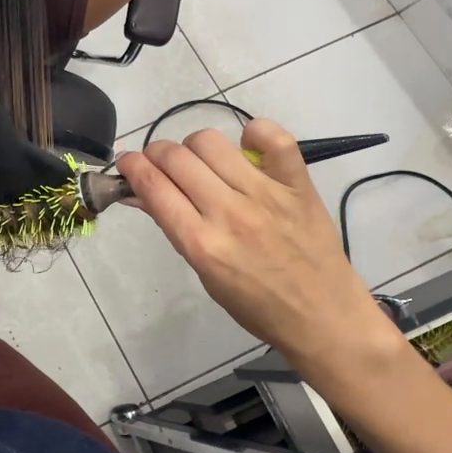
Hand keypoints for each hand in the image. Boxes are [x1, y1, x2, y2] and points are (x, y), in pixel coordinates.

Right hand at [115, 119, 402, 374]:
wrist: (325, 319)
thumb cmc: (256, 305)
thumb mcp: (203, 272)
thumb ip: (173, 227)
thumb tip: (140, 192)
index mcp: (201, 243)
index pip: (152, 186)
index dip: (131, 166)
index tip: (126, 163)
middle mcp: (229, 213)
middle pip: (175, 157)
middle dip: (155, 153)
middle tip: (159, 164)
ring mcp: (266, 195)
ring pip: (210, 142)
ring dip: (193, 146)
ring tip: (201, 162)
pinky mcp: (298, 186)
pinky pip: (274, 139)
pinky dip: (255, 133)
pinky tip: (246, 147)